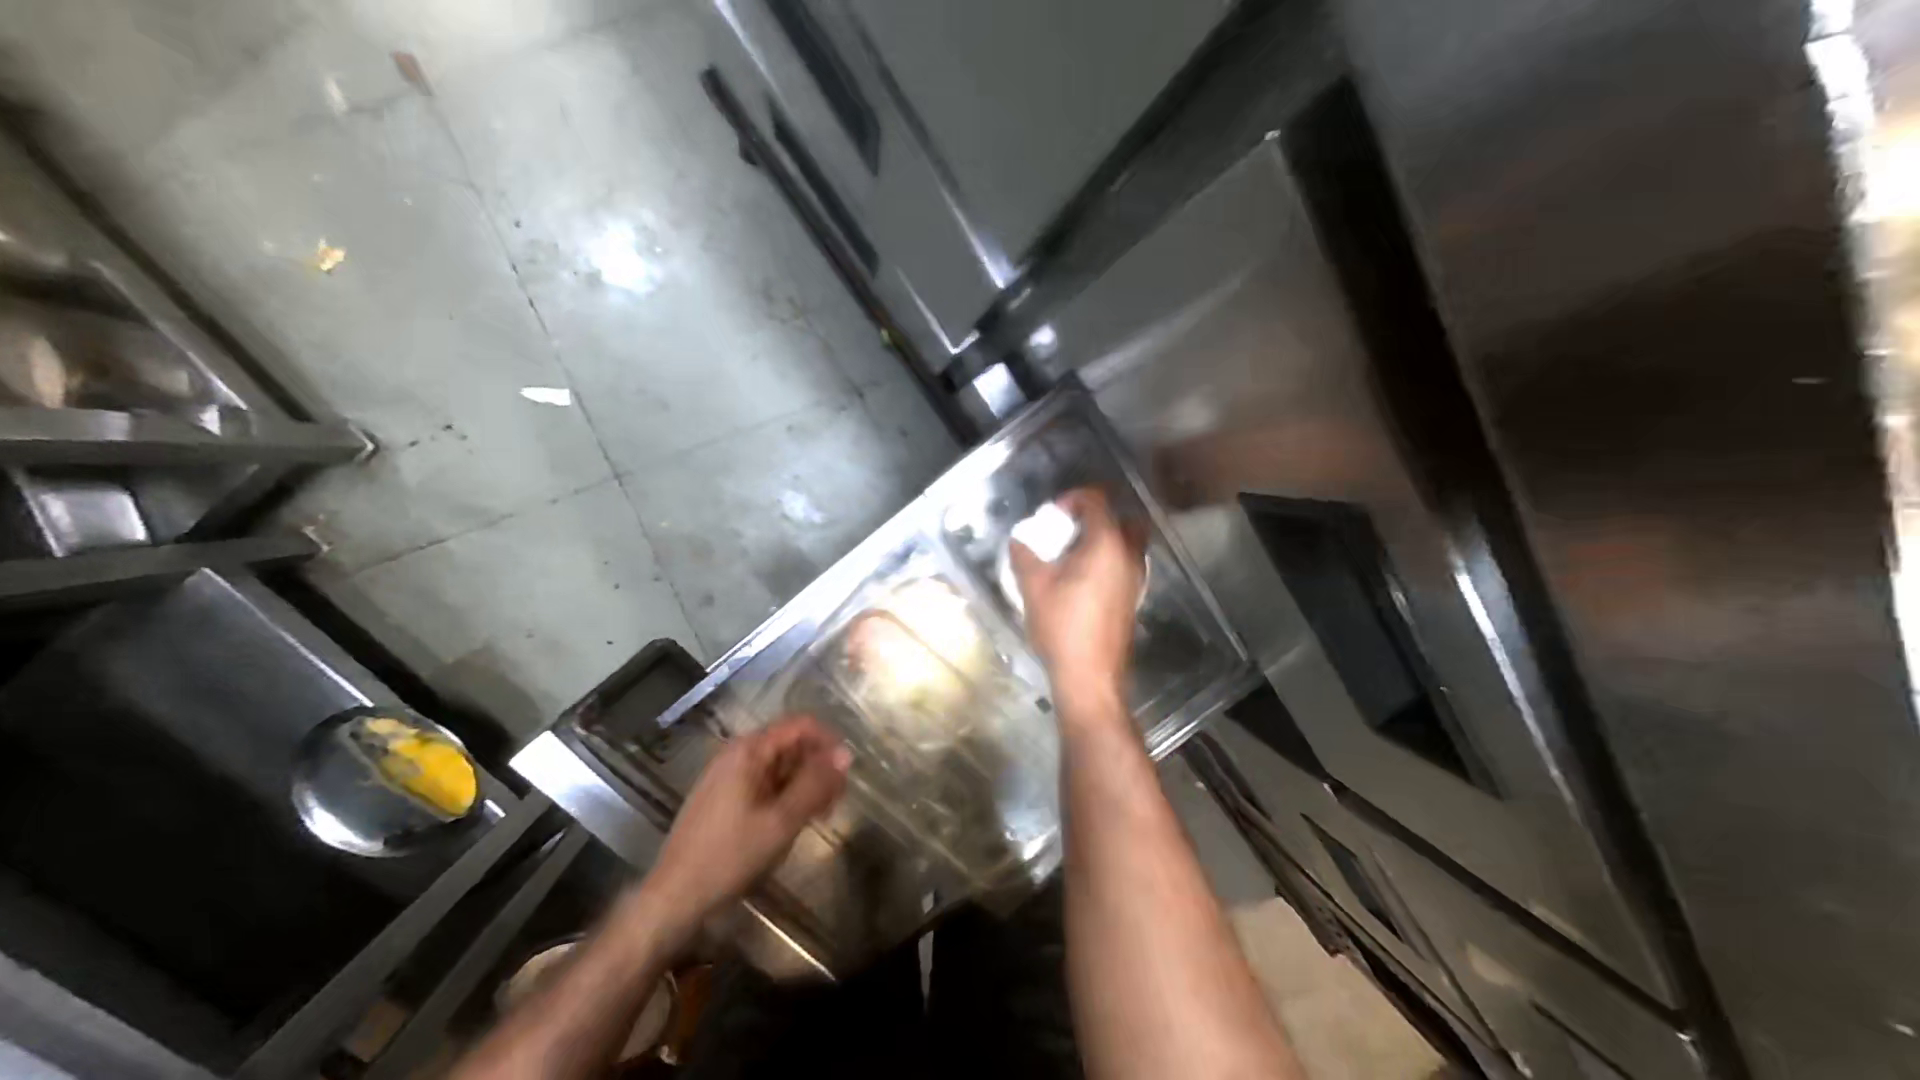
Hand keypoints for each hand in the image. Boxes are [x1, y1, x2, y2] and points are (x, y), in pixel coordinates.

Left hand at [636, 715, 849, 936]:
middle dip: (818, 766)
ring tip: (820, 815)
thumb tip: (846, 755)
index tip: (847, 773)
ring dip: (804, 784)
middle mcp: (737, 754)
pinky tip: (795, 822)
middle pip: (790, 744)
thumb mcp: (781, 821)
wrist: (674, 898)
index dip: (829, 743)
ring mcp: (728, 776)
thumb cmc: (730, 855)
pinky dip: (786, 796)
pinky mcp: (724, 798)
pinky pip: (764, 784)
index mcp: (748, 750)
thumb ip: (815, 784)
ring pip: (779, 767)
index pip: (801, 725)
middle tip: (837, 800)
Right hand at [1011, 487, 1144, 714]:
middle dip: (1096, 516)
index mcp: (1106, 544)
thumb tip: (1019, 539)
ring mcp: (1136, 578)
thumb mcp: (1033, 587)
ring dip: (1103, 539)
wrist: (1091, 675)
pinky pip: (1125, 563)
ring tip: (1071, 554)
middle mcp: (1128, 555)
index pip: (1097, 501)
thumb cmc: (1062, 626)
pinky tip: (1081, 579)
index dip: (1073, 498)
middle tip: (1070, 528)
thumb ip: (1024, 555)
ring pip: (1127, 542)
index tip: (1053, 514)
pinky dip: (1108, 559)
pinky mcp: (1133, 597)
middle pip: (1122, 518)